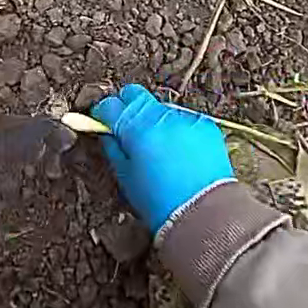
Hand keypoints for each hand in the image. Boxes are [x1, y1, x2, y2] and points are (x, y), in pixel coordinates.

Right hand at [92, 83, 232, 233]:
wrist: (202, 212)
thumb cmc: (162, 203)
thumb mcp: (126, 178)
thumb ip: (114, 148)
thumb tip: (107, 132)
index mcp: (137, 129)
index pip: (111, 105)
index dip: (104, 112)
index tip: (103, 120)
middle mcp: (161, 116)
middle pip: (136, 96)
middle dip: (127, 107)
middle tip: (127, 129)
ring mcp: (184, 118)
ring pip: (160, 107)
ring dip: (154, 120)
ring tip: (157, 147)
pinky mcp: (204, 123)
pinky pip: (183, 118)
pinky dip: (177, 129)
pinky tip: (178, 151)